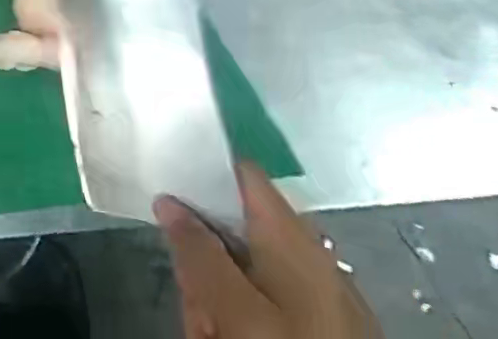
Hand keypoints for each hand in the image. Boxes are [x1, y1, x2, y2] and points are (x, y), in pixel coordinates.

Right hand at [156, 164, 381, 338]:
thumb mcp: (237, 313)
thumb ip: (198, 254)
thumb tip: (169, 202)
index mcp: (295, 238)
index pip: (244, 175)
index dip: (205, 175)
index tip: (169, 195)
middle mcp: (314, 257)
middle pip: (241, 229)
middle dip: (206, 257)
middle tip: (193, 301)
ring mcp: (326, 298)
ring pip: (251, 272)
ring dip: (219, 297)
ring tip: (207, 332)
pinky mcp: (327, 330)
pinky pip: (272, 304)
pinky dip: (245, 319)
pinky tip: (229, 334)